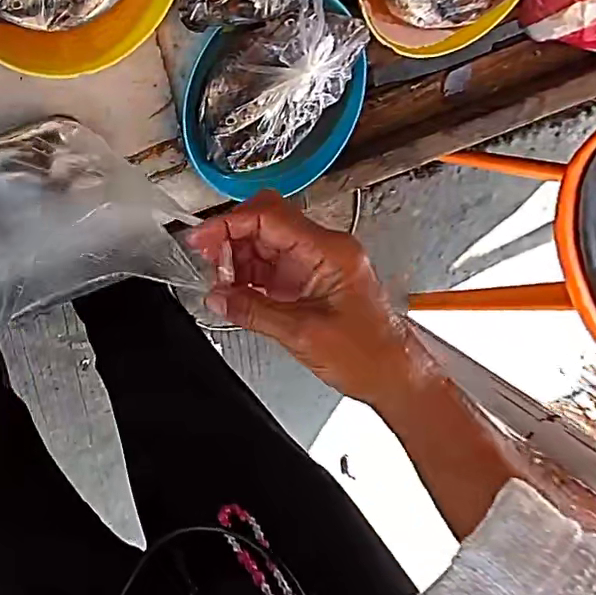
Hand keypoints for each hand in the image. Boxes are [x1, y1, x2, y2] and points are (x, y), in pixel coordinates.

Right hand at [186, 191, 415, 406]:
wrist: (395, 377)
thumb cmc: (370, 356)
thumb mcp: (301, 333)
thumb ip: (252, 311)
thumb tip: (216, 297)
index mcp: (329, 251)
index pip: (268, 217)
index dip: (227, 224)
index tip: (200, 240)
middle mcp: (321, 249)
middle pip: (261, 221)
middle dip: (227, 237)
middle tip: (206, 259)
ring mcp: (311, 262)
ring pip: (259, 240)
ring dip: (232, 257)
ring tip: (220, 284)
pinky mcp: (302, 277)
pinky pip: (264, 262)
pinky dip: (242, 273)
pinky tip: (232, 291)